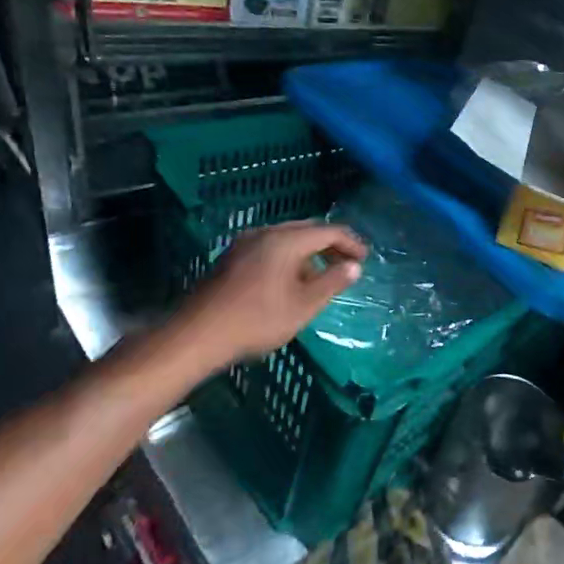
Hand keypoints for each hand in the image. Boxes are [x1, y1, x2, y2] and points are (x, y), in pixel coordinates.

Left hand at [178, 221, 367, 364]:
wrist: (198, 334)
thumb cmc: (257, 320)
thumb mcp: (303, 306)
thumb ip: (332, 282)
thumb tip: (353, 266)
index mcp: (286, 240)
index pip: (328, 231)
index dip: (350, 243)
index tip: (365, 259)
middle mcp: (265, 233)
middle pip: (306, 229)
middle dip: (330, 244)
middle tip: (347, 264)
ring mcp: (245, 243)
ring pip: (286, 238)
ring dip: (309, 251)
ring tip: (322, 276)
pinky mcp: (232, 257)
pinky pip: (270, 247)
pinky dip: (289, 257)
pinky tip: (291, 281)